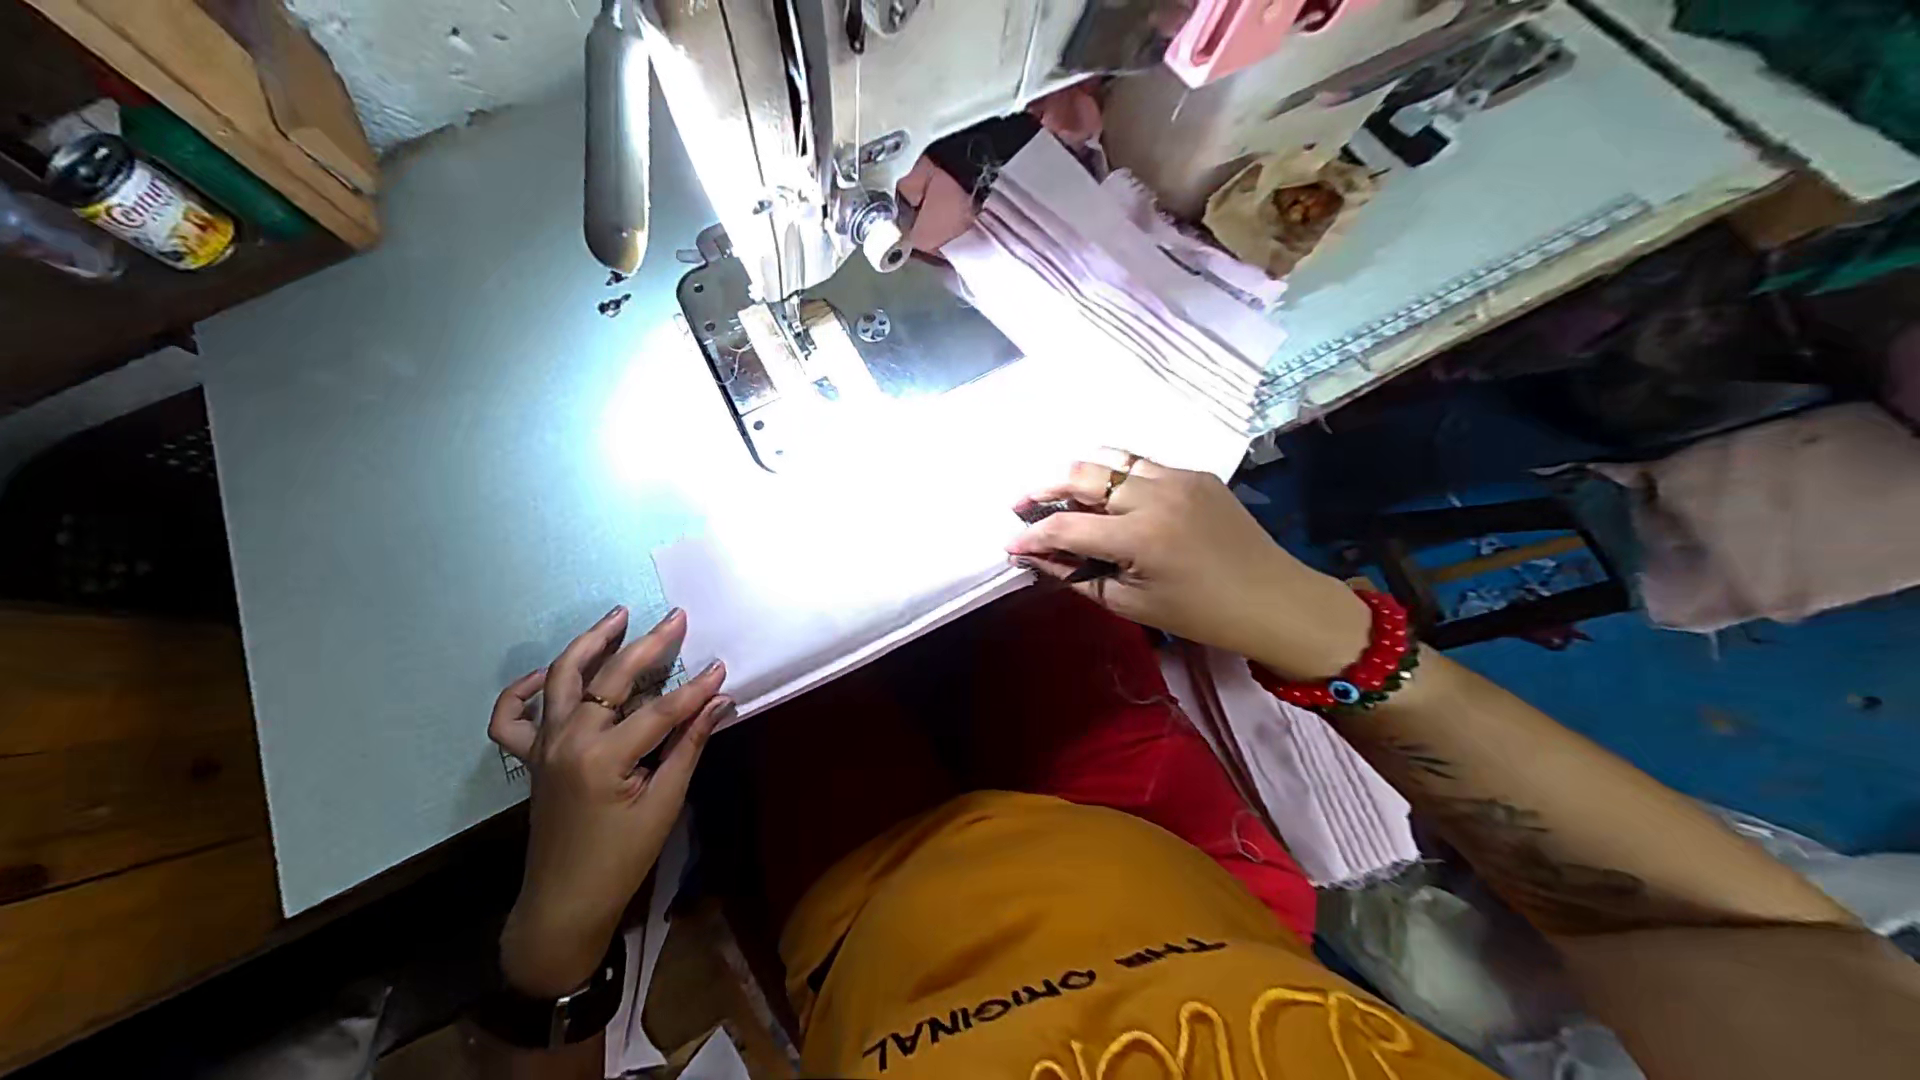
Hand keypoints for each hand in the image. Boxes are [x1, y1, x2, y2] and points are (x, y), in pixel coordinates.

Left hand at [487, 606, 732, 996]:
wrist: (564, 902)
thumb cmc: (621, 858)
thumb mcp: (665, 803)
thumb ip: (688, 745)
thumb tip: (718, 702)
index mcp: (604, 758)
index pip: (662, 709)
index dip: (696, 687)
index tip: (721, 666)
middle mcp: (568, 740)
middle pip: (612, 678)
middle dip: (649, 644)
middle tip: (676, 617)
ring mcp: (544, 745)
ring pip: (560, 679)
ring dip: (589, 643)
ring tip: (617, 616)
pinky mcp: (532, 757)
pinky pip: (511, 717)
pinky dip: (523, 690)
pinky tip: (549, 675)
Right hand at [1008, 457, 1370, 679]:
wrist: (1273, 600)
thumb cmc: (1200, 615)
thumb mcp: (1131, 604)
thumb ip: (1078, 576)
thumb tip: (1038, 557)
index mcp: (1139, 538)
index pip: (1066, 526)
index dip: (1031, 536)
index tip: (1010, 544)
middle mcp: (1155, 496)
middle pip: (1082, 474)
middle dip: (1043, 488)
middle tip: (1022, 505)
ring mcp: (1178, 478)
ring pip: (1111, 458)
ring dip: (1079, 473)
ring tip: (1061, 492)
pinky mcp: (1196, 474)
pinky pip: (1143, 464)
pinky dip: (1116, 475)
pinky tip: (1110, 495)